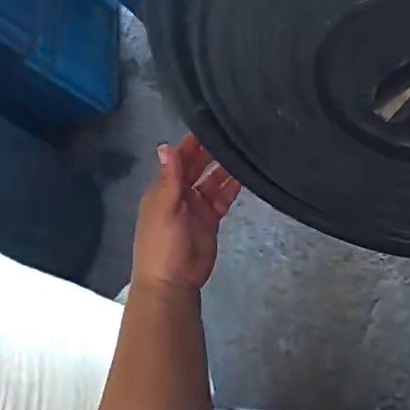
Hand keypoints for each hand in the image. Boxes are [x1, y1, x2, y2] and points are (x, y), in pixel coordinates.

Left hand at [132, 134, 241, 290]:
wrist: (172, 282)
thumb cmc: (163, 244)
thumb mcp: (164, 208)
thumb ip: (170, 177)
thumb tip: (166, 146)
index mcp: (164, 189)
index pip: (179, 160)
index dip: (192, 144)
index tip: (210, 126)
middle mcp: (180, 194)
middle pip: (197, 167)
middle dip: (212, 153)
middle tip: (233, 135)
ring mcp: (196, 206)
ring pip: (213, 180)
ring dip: (225, 168)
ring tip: (244, 151)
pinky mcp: (211, 218)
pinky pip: (223, 197)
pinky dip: (232, 186)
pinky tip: (246, 175)